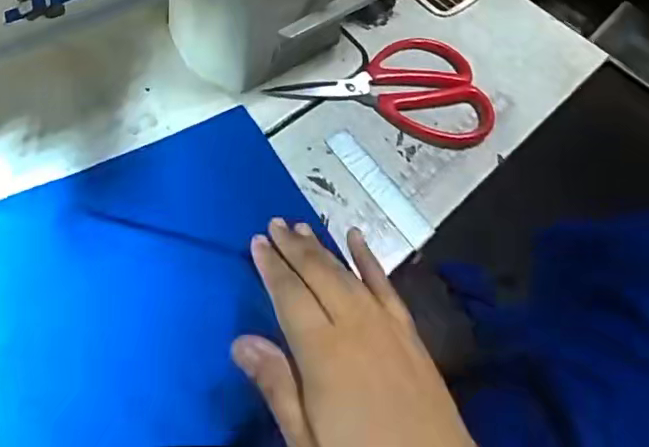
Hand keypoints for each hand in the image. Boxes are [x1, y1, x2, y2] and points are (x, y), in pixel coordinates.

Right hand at [234, 219, 475, 446]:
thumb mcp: (307, 440)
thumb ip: (277, 386)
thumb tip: (241, 340)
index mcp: (323, 351)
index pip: (290, 296)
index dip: (272, 267)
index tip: (257, 241)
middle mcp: (353, 323)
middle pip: (318, 274)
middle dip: (294, 247)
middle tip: (274, 223)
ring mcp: (384, 321)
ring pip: (347, 271)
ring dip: (323, 247)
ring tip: (302, 226)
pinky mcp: (407, 328)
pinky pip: (383, 281)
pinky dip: (367, 256)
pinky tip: (356, 236)